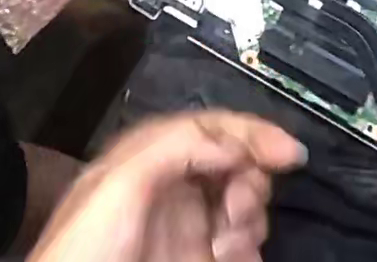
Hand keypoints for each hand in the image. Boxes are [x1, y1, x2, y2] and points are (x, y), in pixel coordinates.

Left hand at [25, 110, 306, 261]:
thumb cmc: (86, 247)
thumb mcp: (122, 181)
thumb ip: (180, 145)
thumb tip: (235, 146)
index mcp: (156, 153)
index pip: (218, 127)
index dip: (256, 134)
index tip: (290, 155)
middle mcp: (176, 183)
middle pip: (236, 162)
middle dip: (252, 179)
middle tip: (242, 209)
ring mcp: (185, 226)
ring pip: (242, 202)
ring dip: (250, 217)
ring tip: (230, 243)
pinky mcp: (195, 260)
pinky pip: (239, 244)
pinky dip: (248, 247)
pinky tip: (236, 257)